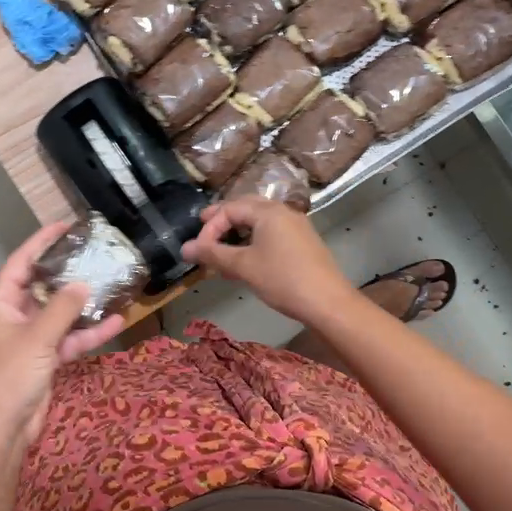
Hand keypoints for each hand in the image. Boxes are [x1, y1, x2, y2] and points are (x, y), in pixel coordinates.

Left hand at [0, 222, 125, 446]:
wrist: (2, 428)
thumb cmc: (10, 376)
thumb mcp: (38, 337)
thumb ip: (62, 308)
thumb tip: (84, 284)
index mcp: (0, 302)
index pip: (21, 262)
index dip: (41, 242)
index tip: (64, 225)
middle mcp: (13, 314)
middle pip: (43, 285)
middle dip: (68, 272)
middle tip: (95, 253)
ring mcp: (29, 338)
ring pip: (59, 313)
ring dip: (84, 304)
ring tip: (113, 284)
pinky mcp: (44, 359)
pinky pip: (68, 338)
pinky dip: (88, 333)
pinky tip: (118, 322)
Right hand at [180, 197, 351, 324]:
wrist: (328, 303)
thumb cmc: (282, 279)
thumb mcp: (242, 266)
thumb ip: (212, 254)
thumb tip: (184, 248)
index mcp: (268, 212)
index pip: (229, 209)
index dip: (209, 228)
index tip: (198, 249)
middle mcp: (283, 212)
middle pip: (245, 207)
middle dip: (223, 220)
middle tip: (204, 229)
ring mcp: (296, 226)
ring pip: (259, 220)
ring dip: (238, 231)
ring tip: (222, 249)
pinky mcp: (303, 241)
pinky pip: (272, 232)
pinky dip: (253, 239)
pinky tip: (247, 258)